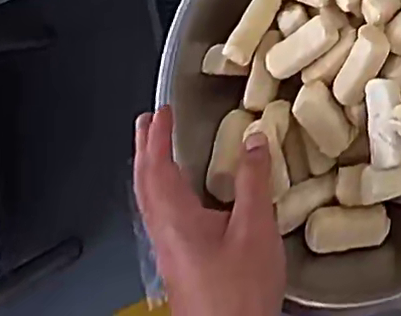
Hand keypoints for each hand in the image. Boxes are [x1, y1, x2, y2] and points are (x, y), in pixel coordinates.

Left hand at [134, 106, 284, 315]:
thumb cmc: (239, 289)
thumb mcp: (255, 227)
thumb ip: (253, 180)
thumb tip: (254, 138)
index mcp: (177, 222)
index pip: (158, 171)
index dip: (158, 139)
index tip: (162, 111)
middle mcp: (166, 235)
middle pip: (145, 186)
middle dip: (145, 150)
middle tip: (148, 121)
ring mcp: (172, 251)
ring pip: (152, 201)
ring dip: (153, 168)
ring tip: (158, 147)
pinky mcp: (183, 261)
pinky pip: (165, 213)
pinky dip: (166, 188)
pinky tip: (184, 190)